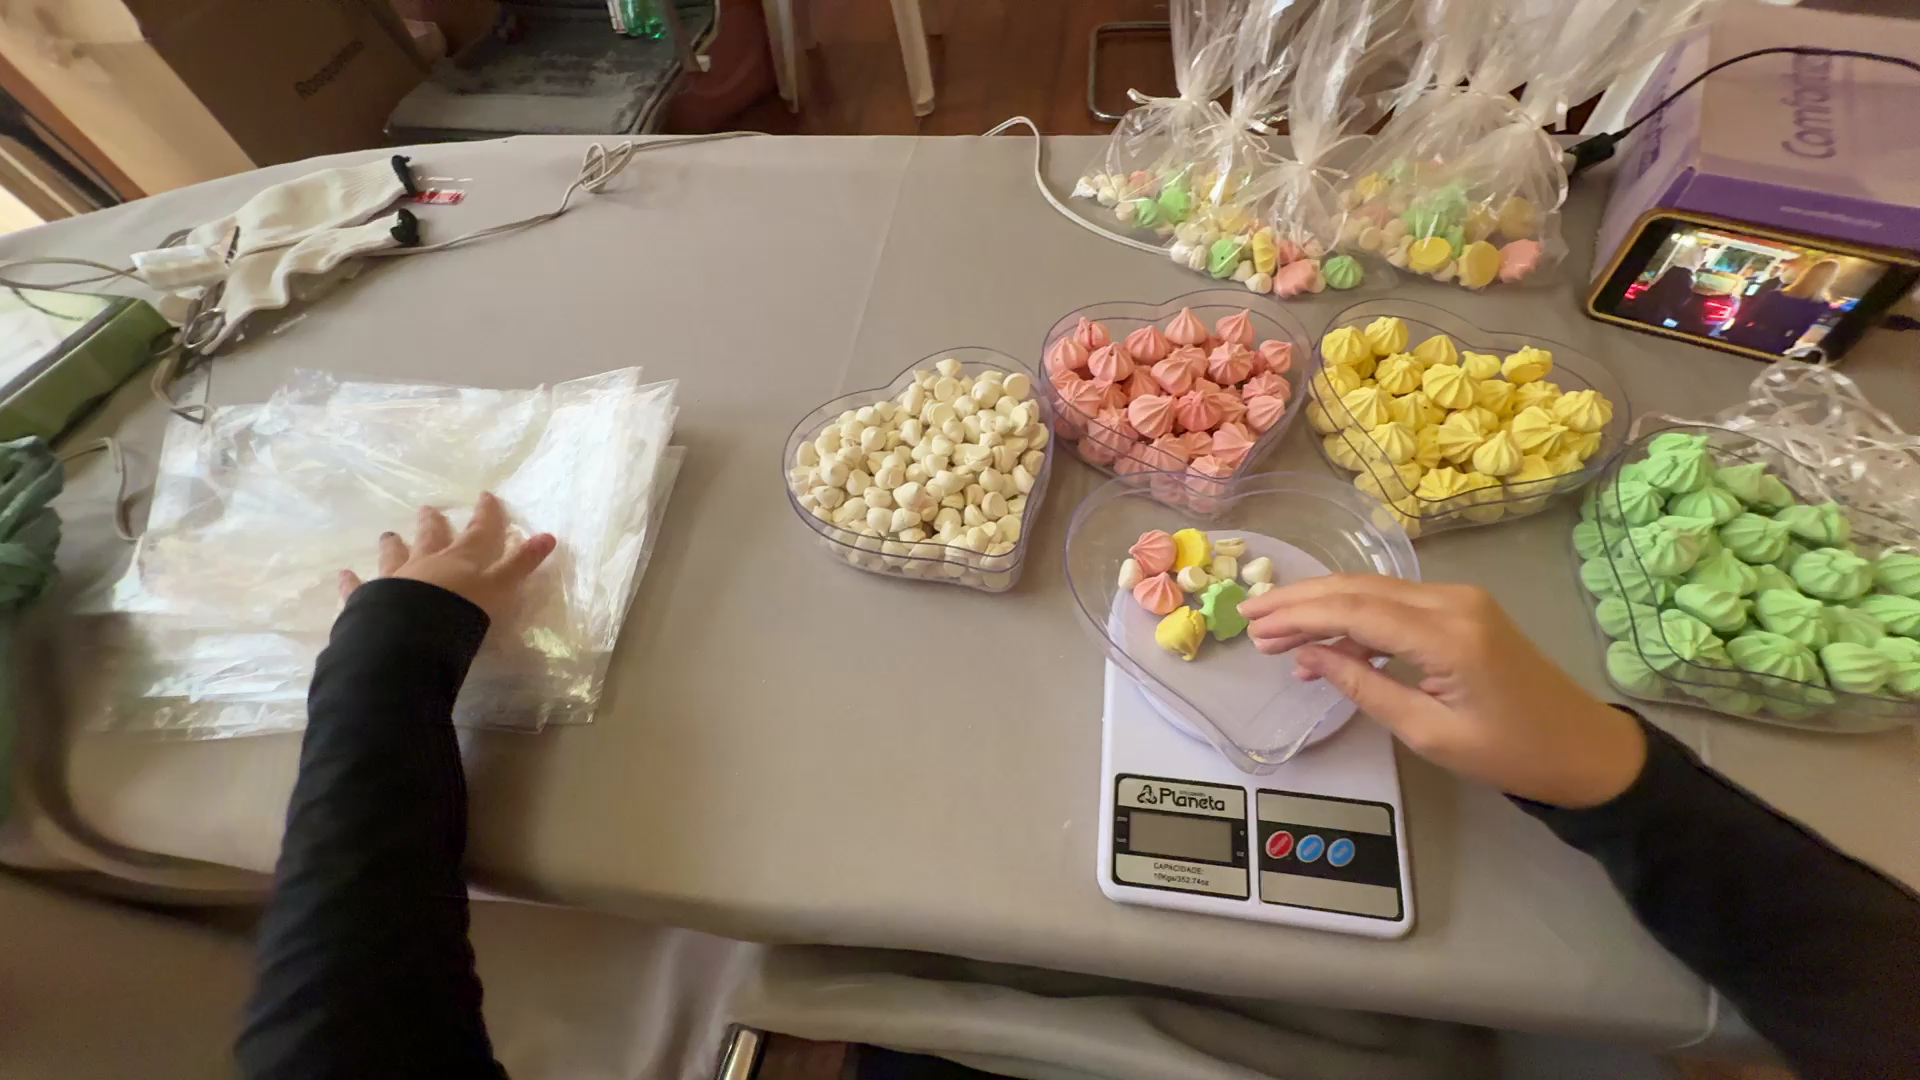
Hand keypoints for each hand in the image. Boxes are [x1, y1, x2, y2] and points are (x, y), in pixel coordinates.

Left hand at [338, 492, 556, 624]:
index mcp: (462, 558)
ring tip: (389, 534)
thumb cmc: (463, 608)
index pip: (479, 531)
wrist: (413, 633)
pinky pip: (360, 587)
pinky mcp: (371, 599)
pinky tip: (343, 574)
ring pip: (396, 556)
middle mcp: (429, 562)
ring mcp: (397, 579)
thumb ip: (522, 563)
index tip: (485, 495)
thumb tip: (549, 536)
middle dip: (433, 524)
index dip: (486, 514)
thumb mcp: (502, 586)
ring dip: (394, 545)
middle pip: (432, 538)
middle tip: (428, 509)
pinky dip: (352, 581)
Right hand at [1238, 575, 1645, 807]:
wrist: (1588, 751)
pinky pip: (1389, 602)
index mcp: (1447, 635)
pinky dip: (1350, 618)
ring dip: (1318, 607)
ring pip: (1367, 589)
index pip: (1352, 610)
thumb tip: (1309, 657)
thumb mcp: (1428, 732)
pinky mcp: (1458, 608)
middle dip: (1297, 602)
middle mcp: (1451, 602)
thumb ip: (1363, 687)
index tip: (1255, 628)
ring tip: (1276, 634)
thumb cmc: (1511, 752)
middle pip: (1354, 588)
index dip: (1297, 616)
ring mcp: (1457, 600)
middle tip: (1251, 619)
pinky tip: (1324, 646)